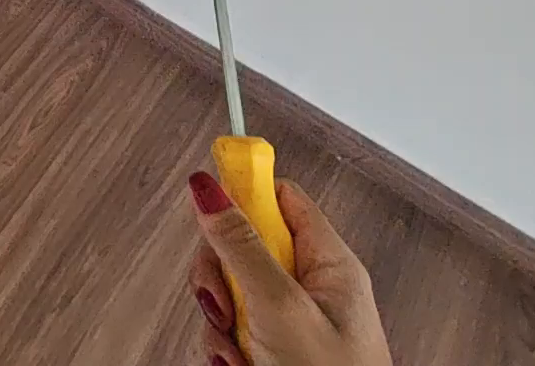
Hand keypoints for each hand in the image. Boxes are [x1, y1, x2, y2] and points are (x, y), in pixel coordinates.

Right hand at [188, 174, 393, 365]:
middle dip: (219, 270)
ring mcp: (288, 319)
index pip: (277, 196)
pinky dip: (224, 347)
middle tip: (224, 299)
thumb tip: (207, 185)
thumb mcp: (278, 308)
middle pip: (241, 241)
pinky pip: (229, 325)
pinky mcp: (271, 348)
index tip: (205, 194)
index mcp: (329, 264)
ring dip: (219, 317)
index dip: (241, 190)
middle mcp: (309, 286)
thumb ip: (240, 245)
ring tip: (236, 350)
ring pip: (228, 286)